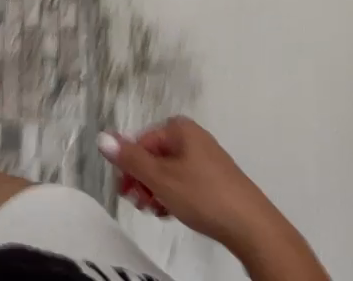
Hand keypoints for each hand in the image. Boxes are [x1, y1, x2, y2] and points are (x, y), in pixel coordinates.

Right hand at [98, 116, 278, 249]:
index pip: (140, 141)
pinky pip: (183, 181)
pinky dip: (173, 195)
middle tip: (142, 204)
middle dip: (143, 180)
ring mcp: (205, 158)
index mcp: (179, 128)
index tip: (127, 192)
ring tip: (158, 211)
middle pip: (153, 155)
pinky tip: (173, 212)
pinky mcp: (214, 178)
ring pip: (167, 171)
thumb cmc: (202, 195)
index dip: (129, 167)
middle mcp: (192, 137)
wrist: (250, 225)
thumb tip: (102, 137)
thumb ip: (130, 159)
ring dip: (156, 191)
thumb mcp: (160, 178)